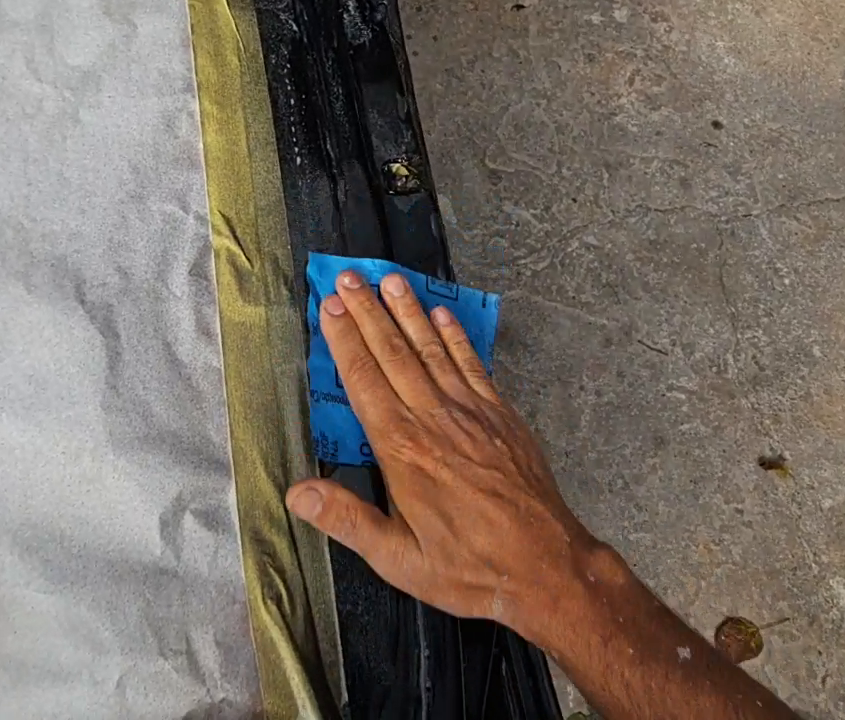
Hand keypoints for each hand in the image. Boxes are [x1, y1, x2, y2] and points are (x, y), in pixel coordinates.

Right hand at [285, 269, 599, 634]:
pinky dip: (455, 336)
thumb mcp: (398, 558)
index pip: (364, 379)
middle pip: (392, 352)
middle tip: (349, 276)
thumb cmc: (468, 567)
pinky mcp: (499, 414)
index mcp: (402, 447)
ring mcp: (470, 411)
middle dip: (367, 311)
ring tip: (389, 280)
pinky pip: (471, 364)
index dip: (344, 339)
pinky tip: (442, 315)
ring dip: (407, 311)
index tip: (330, 307)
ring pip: (430, 348)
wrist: (546, 567)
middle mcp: (433, 418)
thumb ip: (347, 520)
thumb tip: (298, 494)